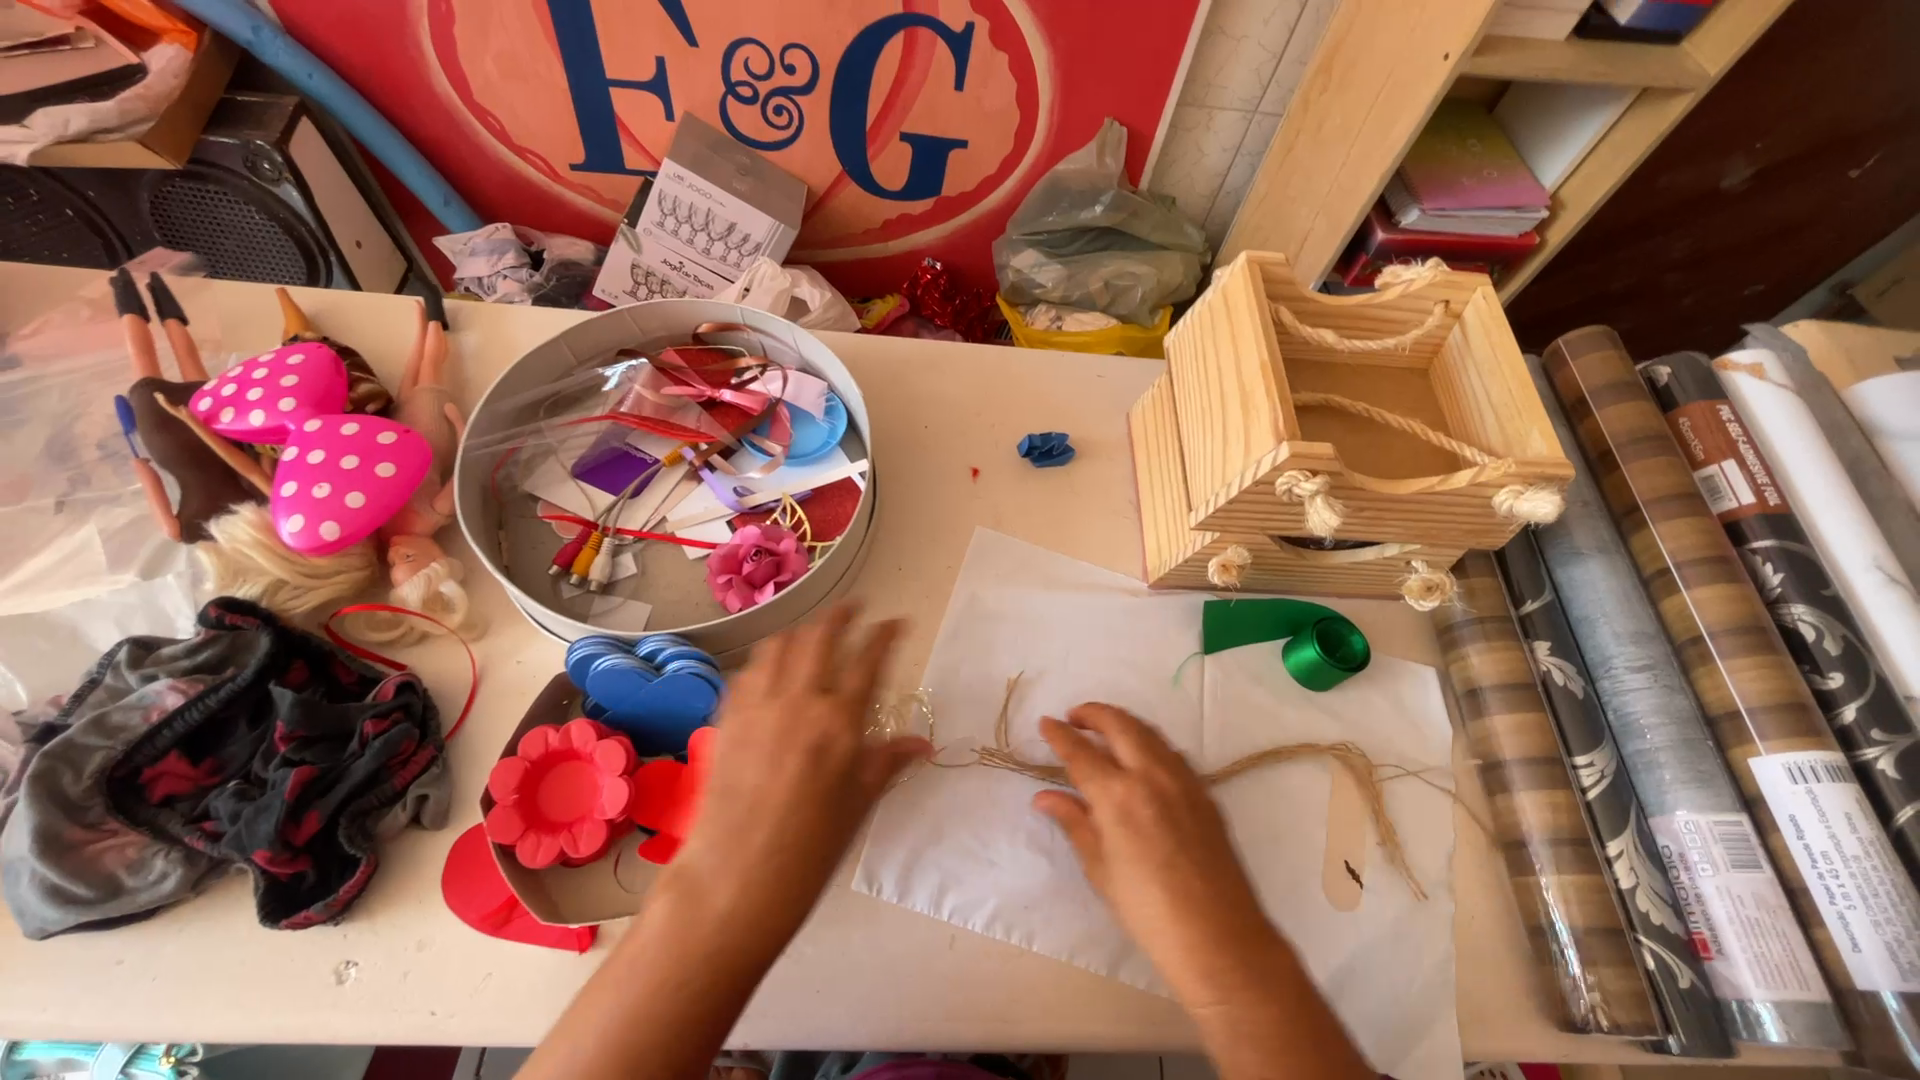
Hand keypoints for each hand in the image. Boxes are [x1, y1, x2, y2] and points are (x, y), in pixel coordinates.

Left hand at [669, 604, 929, 931]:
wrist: (736, 877)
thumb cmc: (810, 849)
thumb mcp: (859, 803)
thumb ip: (888, 761)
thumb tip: (924, 744)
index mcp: (840, 722)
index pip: (869, 659)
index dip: (885, 634)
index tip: (895, 622)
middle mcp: (799, 701)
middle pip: (821, 637)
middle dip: (841, 615)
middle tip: (854, 608)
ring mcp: (757, 706)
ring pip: (779, 646)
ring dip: (801, 631)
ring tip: (812, 631)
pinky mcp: (727, 719)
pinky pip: (747, 673)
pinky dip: (765, 661)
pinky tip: (771, 670)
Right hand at [1034, 704, 1285, 1005]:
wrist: (1217, 936)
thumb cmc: (1147, 910)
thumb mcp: (1100, 868)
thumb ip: (1075, 822)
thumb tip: (1045, 797)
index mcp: (1118, 795)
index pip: (1081, 752)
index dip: (1060, 735)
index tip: (1046, 723)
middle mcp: (1152, 775)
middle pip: (1120, 725)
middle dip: (1093, 714)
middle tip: (1074, 716)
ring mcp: (1184, 781)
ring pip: (1150, 733)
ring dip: (1124, 723)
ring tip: (1105, 731)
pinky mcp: (1205, 793)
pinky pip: (1172, 752)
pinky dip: (1150, 742)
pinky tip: (1143, 758)